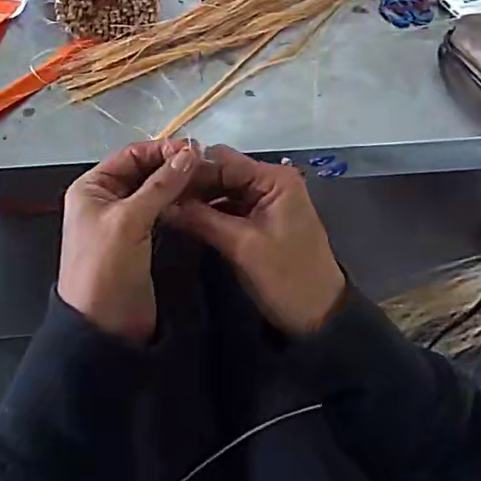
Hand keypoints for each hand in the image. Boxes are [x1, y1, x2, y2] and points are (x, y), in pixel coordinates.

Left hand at [58, 139, 199, 342]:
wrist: (103, 327)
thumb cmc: (106, 267)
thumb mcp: (129, 221)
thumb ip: (159, 186)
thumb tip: (188, 153)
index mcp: (91, 187)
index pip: (129, 156)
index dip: (160, 150)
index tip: (194, 148)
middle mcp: (104, 198)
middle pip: (141, 171)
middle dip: (170, 165)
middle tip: (206, 163)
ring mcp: (121, 220)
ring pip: (152, 191)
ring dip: (175, 184)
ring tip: (206, 178)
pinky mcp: (138, 240)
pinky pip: (158, 212)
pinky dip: (175, 204)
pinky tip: (196, 201)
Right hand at [166, 145, 347, 335]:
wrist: (321, 320)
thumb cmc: (287, 277)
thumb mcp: (241, 246)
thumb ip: (200, 218)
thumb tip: (162, 203)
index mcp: (273, 179)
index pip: (221, 160)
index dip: (190, 170)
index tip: (159, 183)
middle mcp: (269, 181)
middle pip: (220, 171)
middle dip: (191, 183)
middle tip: (160, 197)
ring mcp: (264, 199)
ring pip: (220, 187)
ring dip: (196, 197)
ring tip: (166, 207)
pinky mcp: (258, 217)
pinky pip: (226, 204)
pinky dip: (206, 210)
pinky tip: (183, 217)